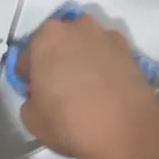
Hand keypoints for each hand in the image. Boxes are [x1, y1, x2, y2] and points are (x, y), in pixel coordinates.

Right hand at [16, 14, 158, 158]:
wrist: (123, 130)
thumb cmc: (68, 122)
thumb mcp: (31, 119)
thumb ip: (30, 99)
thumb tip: (40, 96)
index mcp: (46, 38)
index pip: (28, 56)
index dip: (29, 77)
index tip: (35, 93)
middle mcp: (77, 27)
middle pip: (59, 43)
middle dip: (57, 61)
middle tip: (59, 89)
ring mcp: (107, 37)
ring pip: (86, 47)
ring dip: (82, 61)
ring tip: (86, 90)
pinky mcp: (130, 52)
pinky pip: (108, 58)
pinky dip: (104, 69)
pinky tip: (105, 92)